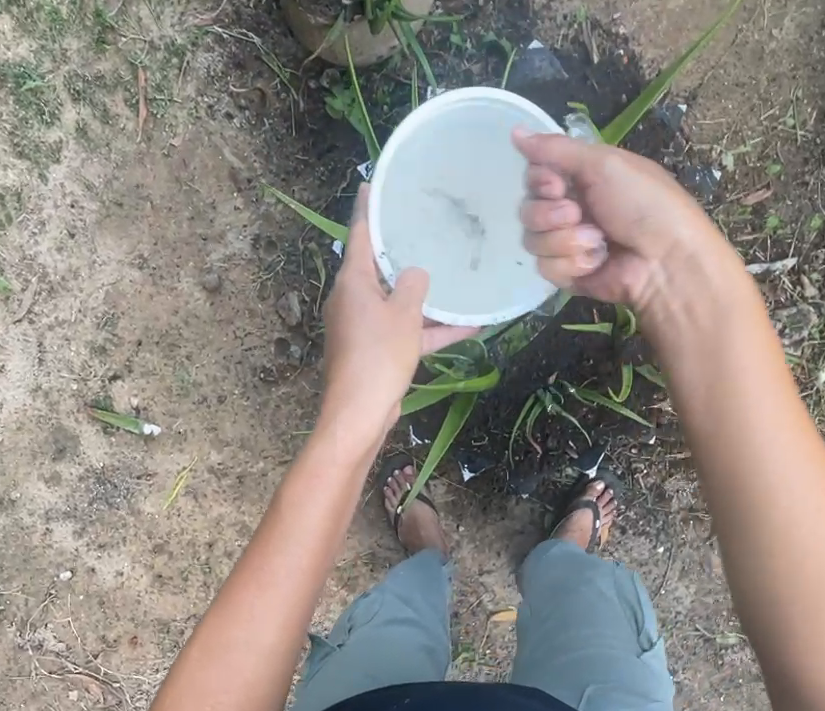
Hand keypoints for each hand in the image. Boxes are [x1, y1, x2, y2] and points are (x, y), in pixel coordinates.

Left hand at [320, 184, 479, 445]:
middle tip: (429, 227)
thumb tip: (417, 274)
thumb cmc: (378, 356)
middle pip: (382, 269)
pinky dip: (432, 330)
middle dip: (406, 253)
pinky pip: (407, 333)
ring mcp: (364, 329)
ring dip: (429, 298)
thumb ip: (415, 286)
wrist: (360, 414)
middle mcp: (353, 301)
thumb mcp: (404, 314)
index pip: (359, 235)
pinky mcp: (377, 353)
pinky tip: (471, 326)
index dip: (367, 208)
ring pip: (399, 304)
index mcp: (352, 282)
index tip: (372, 183)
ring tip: (460, 276)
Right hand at [513, 131, 733, 315]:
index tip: (558, 185)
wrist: (663, 259)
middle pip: (527, 209)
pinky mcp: (566, 274)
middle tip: (578, 214)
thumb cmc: (643, 203)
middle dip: (550, 214)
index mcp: (580, 178)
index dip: (539, 182)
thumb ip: (556, 149)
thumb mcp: (603, 164)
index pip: (534, 176)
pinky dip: (571, 264)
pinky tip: (597, 262)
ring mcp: (566, 244)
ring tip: (597, 241)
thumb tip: (514, 131)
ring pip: (532, 241)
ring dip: (565, 241)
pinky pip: (545, 268)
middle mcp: (569, 209)